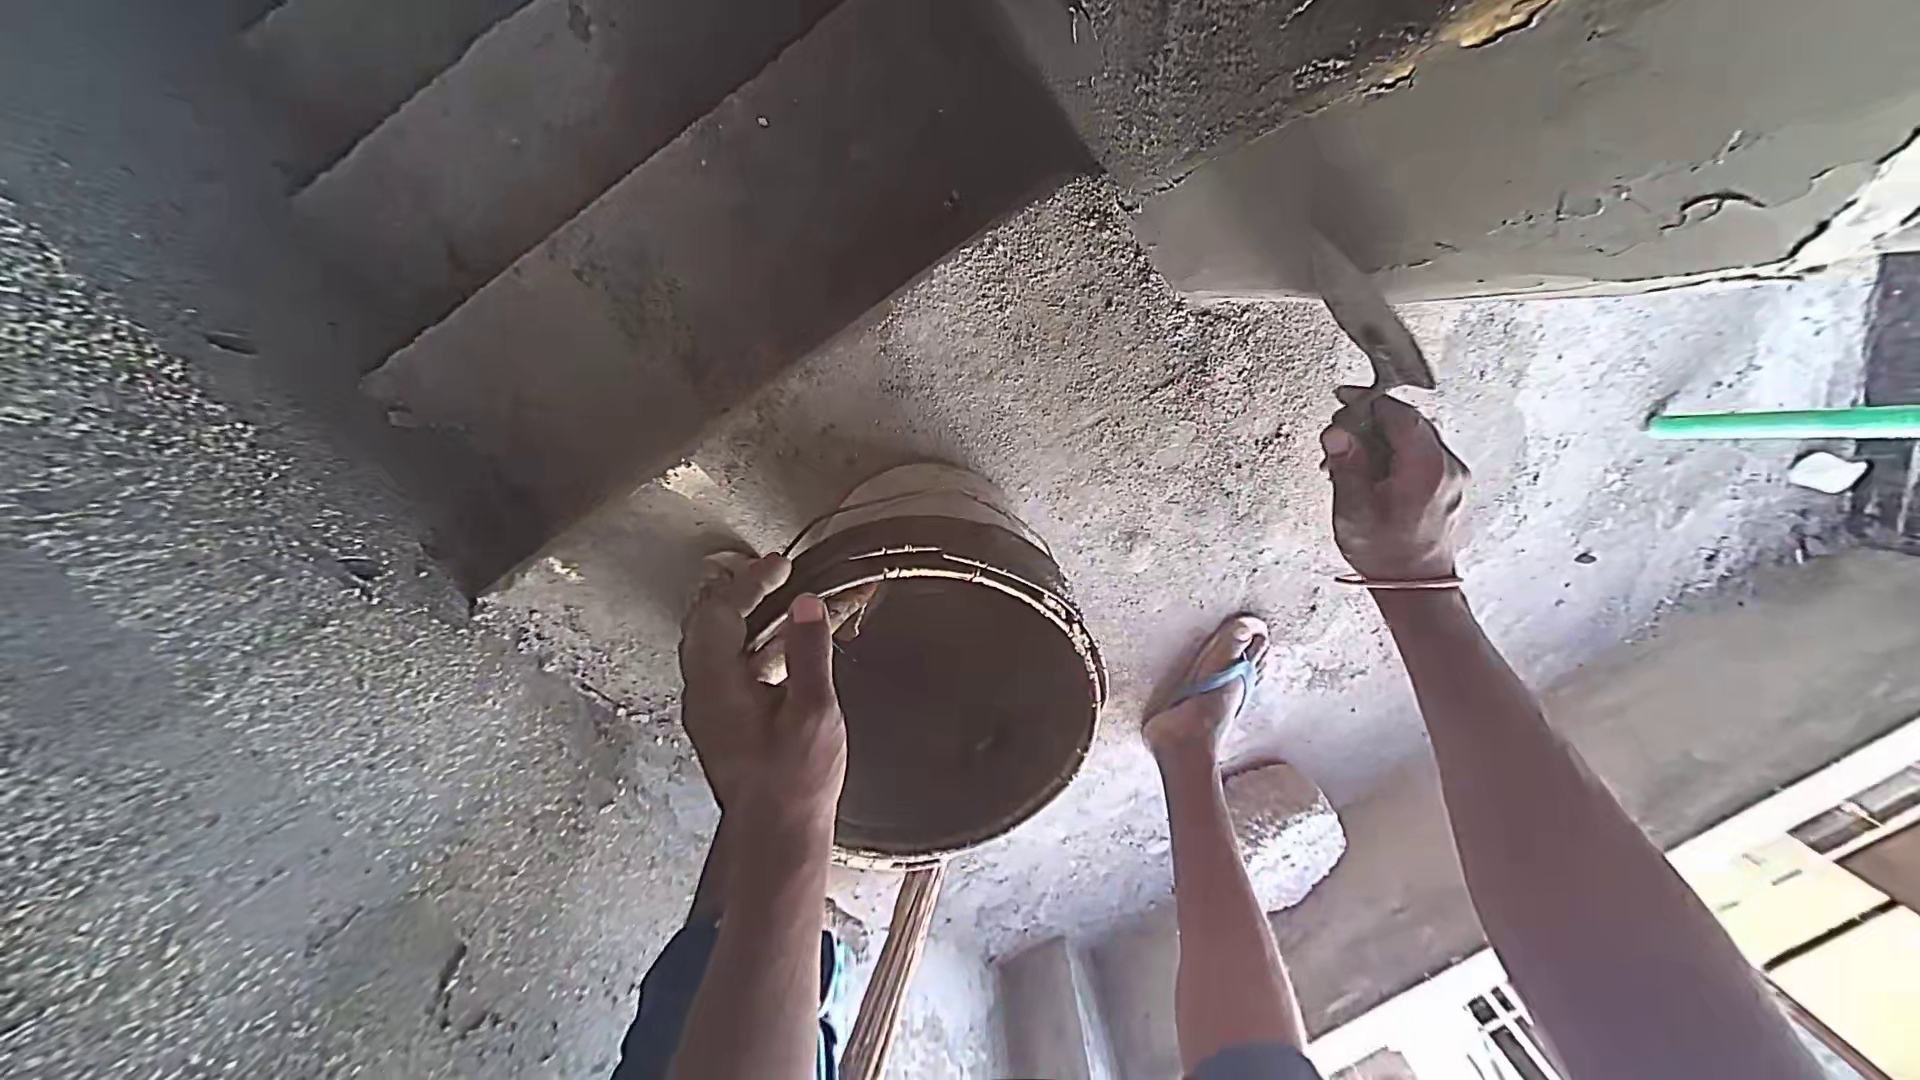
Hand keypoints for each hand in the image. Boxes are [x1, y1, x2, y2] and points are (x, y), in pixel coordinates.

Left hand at [678, 554, 847, 829]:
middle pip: (707, 625)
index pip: (721, 615)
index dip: (750, 583)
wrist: (778, 833)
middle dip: (739, 591)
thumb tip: (808, 605)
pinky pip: (729, 664)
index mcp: (717, 688)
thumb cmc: (796, 780)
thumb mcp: (814, 711)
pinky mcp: (725, 721)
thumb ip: (808, 653)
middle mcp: (704, 694)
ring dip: (744, 614)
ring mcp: (711, 709)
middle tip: (773, 573)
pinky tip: (782, 643)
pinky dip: (752, 640)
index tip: (781, 566)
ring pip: (715, 644)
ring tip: (778, 597)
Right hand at [1321, 389, 1468, 580]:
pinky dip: (1392, 455)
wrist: (1415, 584)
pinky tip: (1368, 473)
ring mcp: (1451, 476)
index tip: (1343, 398)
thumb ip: (1347, 465)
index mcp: (1425, 468)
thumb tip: (1337, 432)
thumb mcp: (1353, 509)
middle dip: (1369, 424)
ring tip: (1347, 462)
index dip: (1368, 402)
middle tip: (1336, 438)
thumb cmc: (1384, 552)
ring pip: (1413, 439)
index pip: (1400, 415)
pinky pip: (1419, 456)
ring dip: (1378, 441)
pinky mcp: (1446, 485)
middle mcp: (1446, 466)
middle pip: (1408, 424)